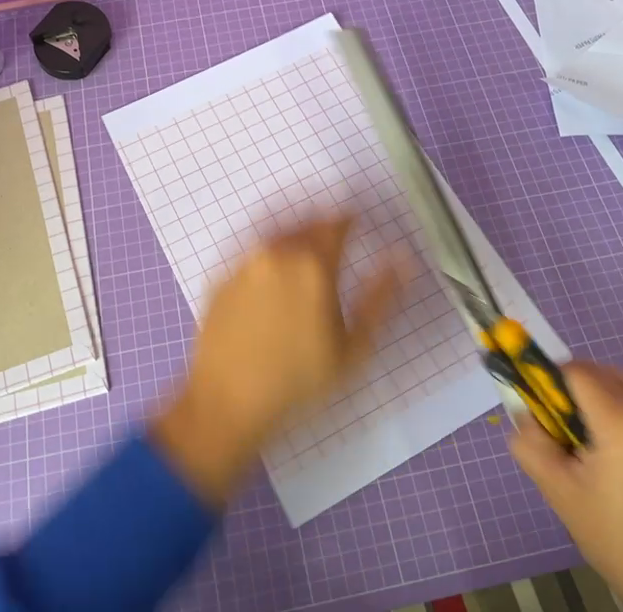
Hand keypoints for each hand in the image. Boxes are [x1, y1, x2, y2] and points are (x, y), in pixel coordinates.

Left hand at [151, 215, 402, 506]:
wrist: (227, 402)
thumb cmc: (299, 380)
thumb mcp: (353, 348)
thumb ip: (380, 299)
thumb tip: (402, 261)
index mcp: (313, 264)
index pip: (336, 224)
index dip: (349, 221)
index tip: (357, 224)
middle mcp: (277, 253)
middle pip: (305, 227)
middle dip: (322, 232)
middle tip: (334, 247)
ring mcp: (244, 264)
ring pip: (276, 240)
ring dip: (294, 243)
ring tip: (303, 267)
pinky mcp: (220, 279)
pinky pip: (252, 259)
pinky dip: (267, 263)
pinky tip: (271, 289)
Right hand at [511, 362, 622, 611]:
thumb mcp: (563, 498)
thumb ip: (531, 446)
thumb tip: (522, 413)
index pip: (577, 371)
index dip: (553, 382)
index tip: (546, 411)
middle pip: (607, 375)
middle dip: (581, 392)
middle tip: (572, 434)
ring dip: (613, 405)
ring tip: (610, 455)